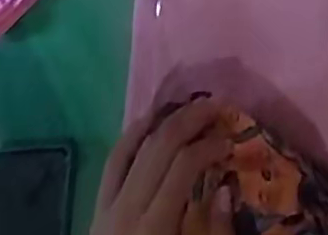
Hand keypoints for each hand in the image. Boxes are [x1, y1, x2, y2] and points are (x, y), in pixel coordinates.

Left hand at [90, 96, 233, 234]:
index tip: (230, 140)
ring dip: (161, 121)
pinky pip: (113, 162)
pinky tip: (146, 122)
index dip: (207, 147)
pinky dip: (131, 137)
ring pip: (134, 146)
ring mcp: (108, 206)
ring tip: (186, 106)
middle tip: (214, 105)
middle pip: (159, 148)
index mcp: (155, 229)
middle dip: (188, 121)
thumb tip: (224, 192)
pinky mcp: (96, 210)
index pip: (182, 168)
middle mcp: (128, 209)